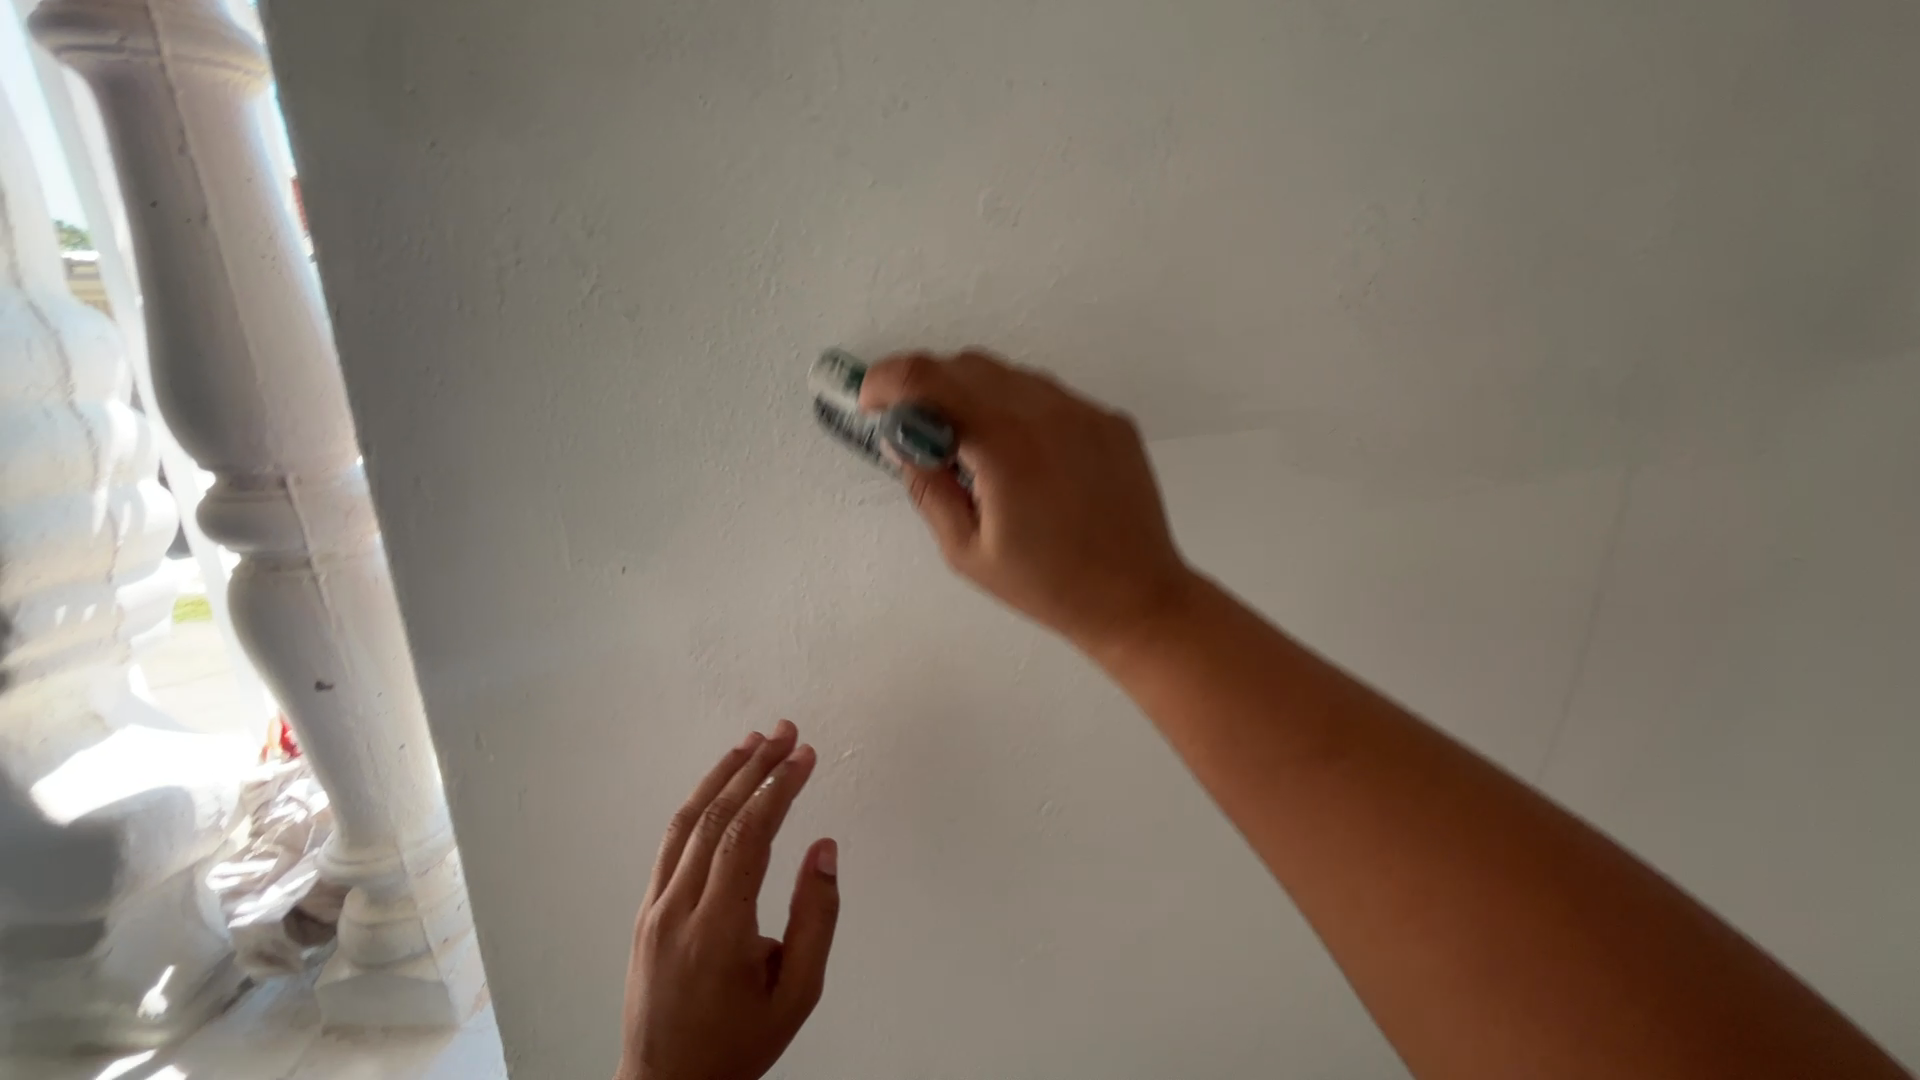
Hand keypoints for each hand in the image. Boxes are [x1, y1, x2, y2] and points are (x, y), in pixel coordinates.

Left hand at [615, 721, 838, 1079]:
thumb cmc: (738, 1044)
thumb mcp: (797, 993)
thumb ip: (816, 918)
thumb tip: (823, 848)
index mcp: (718, 930)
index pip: (748, 836)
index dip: (779, 788)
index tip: (805, 755)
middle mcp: (677, 909)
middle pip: (716, 817)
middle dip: (755, 766)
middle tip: (787, 731)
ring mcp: (654, 908)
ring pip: (686, 822)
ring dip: (721, 775)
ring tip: (753, 742)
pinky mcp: (644, 912)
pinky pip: (671, 843)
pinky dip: (698, 804)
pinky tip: (718, 787)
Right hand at [860, 349, 1197, 655]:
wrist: (1136, 598)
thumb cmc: (1047, 587)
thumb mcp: (967, 551)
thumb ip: (927, 488)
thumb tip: (901, 442)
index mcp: (1005, 445)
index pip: (927, 378)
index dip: (886, 380)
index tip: (871, 401)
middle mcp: (1047, 412)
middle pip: (967, 366)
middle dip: (929, 387)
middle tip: (919, 431)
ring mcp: (1086, 412)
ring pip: (1010, 377)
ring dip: (976, 397)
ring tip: (975, 451)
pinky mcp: (1110, 421)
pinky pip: (1051, 397)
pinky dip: (1021, 412)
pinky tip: (1026, 460)